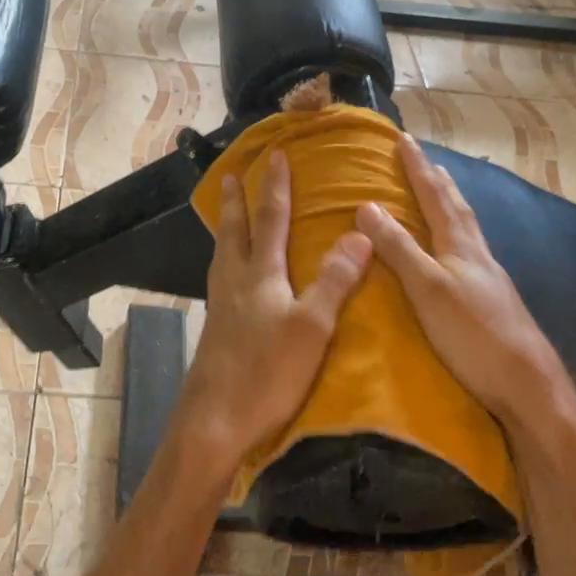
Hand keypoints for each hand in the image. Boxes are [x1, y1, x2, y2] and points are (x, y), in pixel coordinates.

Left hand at [180, 150, 373, 465]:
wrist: (215, 419)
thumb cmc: (267, 372)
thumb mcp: (312, 327)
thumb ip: (335, 281)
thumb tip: (360, 234)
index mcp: (259, 275)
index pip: (270, 219)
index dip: (275, 186)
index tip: (275, 156)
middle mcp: (234, 281)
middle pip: (233, 230)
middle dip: (234, 200)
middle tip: (228, 176)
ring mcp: (220, 305)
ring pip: (222, 253)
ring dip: (225, 227)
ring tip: (226, 216)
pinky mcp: (216, 328)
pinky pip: (220, 277)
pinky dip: (225, 259)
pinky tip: (229, 275)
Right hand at [354, 135, 575, 430]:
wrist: (528, 387)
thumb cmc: (473, 335)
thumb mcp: (427, 289)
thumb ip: (399, 248)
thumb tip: (367, 205)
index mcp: (461, 246)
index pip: (436, 196)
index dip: (417, 168)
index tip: (403, 139)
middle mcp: (478, 255)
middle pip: (457, 207)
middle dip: (437, 180)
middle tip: (422, 158)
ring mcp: (489, 279)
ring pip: (467, 228)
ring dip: (450, 204)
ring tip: (438, 193)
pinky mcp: (492, 302)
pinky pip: (469, 250)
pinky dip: (455, 234)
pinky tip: (454, 249)